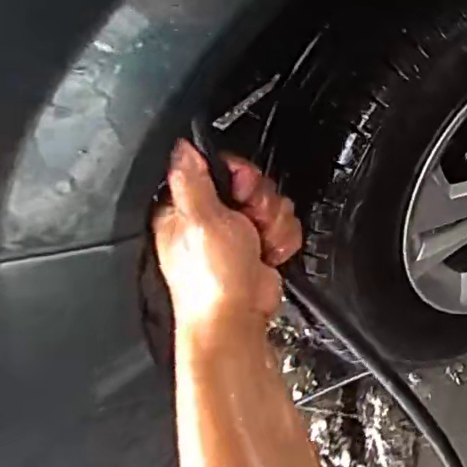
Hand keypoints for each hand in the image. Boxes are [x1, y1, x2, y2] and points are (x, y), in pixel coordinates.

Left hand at [152, 140, 302, 333]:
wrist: (236, 317)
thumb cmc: (211, 279)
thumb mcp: (200, 220)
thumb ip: (193, 180)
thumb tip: (181, 149)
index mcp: (188, 206)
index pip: (224, 168)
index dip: (242, 177)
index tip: (242, 193)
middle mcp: (212, 217)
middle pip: (256, 185)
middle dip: (262, 204)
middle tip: (250, 224)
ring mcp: (238, 232)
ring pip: (275, 205)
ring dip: (275, 226)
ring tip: (258, 246)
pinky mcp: (260, 246)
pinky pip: (285, 226)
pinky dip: (282, 241)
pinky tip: (267, 254)